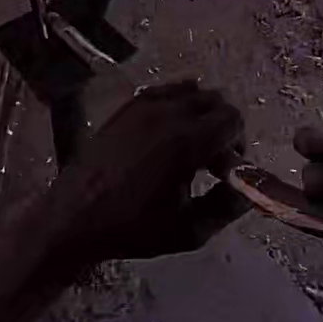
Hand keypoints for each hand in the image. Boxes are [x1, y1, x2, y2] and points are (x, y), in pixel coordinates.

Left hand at [41, 82, 248, 265]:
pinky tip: (165, 134)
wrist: (75, 214)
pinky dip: (173, 105)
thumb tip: (247, 190)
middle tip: (210, 161)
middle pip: (213, 100)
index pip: (232, 119)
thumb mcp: (189, 230)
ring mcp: (141, 106)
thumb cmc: (132, 227)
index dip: (238, 144)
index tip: (224, 171)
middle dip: (221, 127)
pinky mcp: (123, 108)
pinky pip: (161, 92)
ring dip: (198, 113)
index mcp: (186, 141)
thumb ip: (226, 206)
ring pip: (188, 91)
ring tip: (187, 147)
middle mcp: (165, 113)